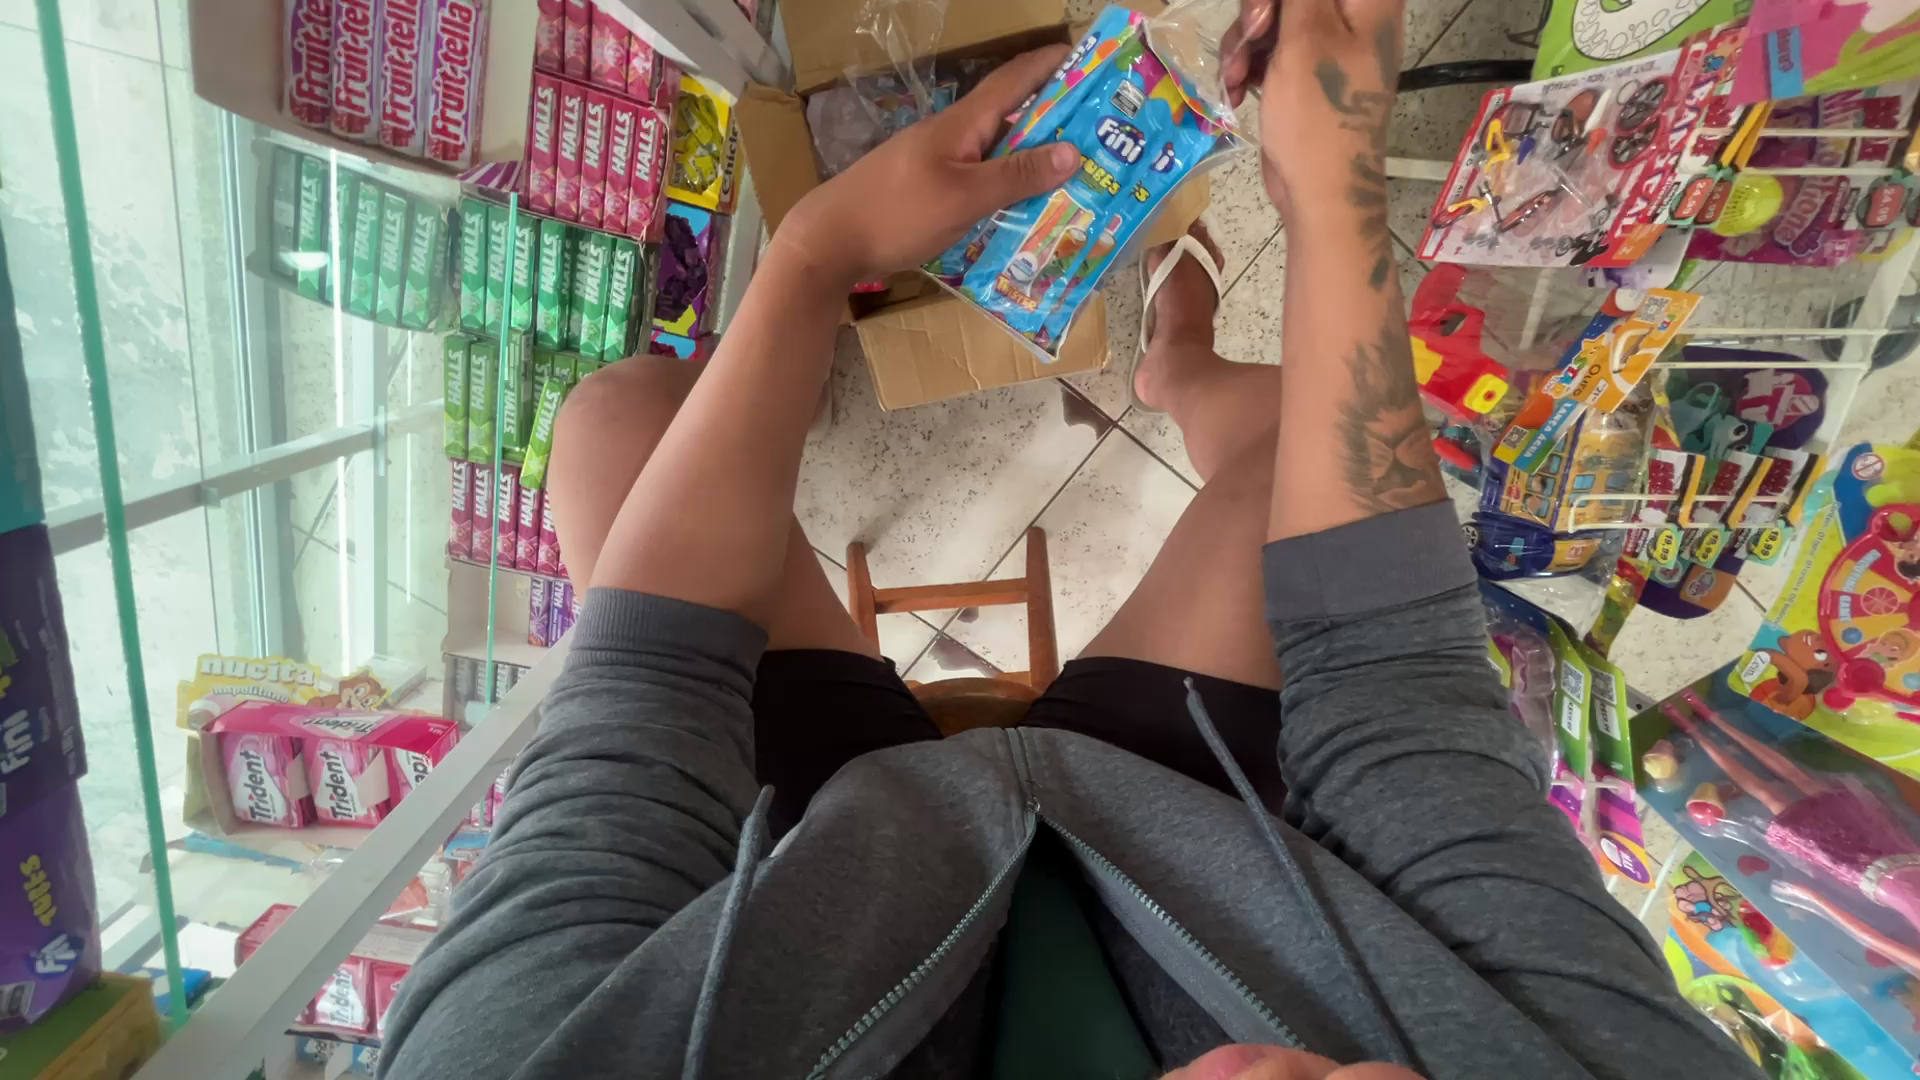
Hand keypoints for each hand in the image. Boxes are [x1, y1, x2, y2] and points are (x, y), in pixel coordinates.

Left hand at [778, 46, 1081, 284]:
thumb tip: (1072, 151)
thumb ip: (1016, 176)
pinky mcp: (923, 192)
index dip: (1051, 66)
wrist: (831, 241)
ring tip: (1065, 181)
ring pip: (991, 156)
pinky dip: (1001, 191)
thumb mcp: (964, 197)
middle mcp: (949, 137)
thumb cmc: (898, 214)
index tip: (1088, 61)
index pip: (1014, 80)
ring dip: (1027, 163)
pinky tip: (1016, 214)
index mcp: (961, 124)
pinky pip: (974, 184)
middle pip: (1007, 120)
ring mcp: (934, 164)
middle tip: (1092, 138)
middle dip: (1050, 123)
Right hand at [1228, 0, 1402, 216]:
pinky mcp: (1302, 77)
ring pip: (1273, 23)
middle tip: (1243, 46)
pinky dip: (1249, 69)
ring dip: (1244, 48)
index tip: (1259, 17)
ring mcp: (1325, 48)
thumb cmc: (1318, 116)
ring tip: (1233, 81)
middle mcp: (1350, 15)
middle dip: (1255, 17)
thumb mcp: (1305, 38)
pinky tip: (1236, 94)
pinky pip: (1270, 55)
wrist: (1321, 190)